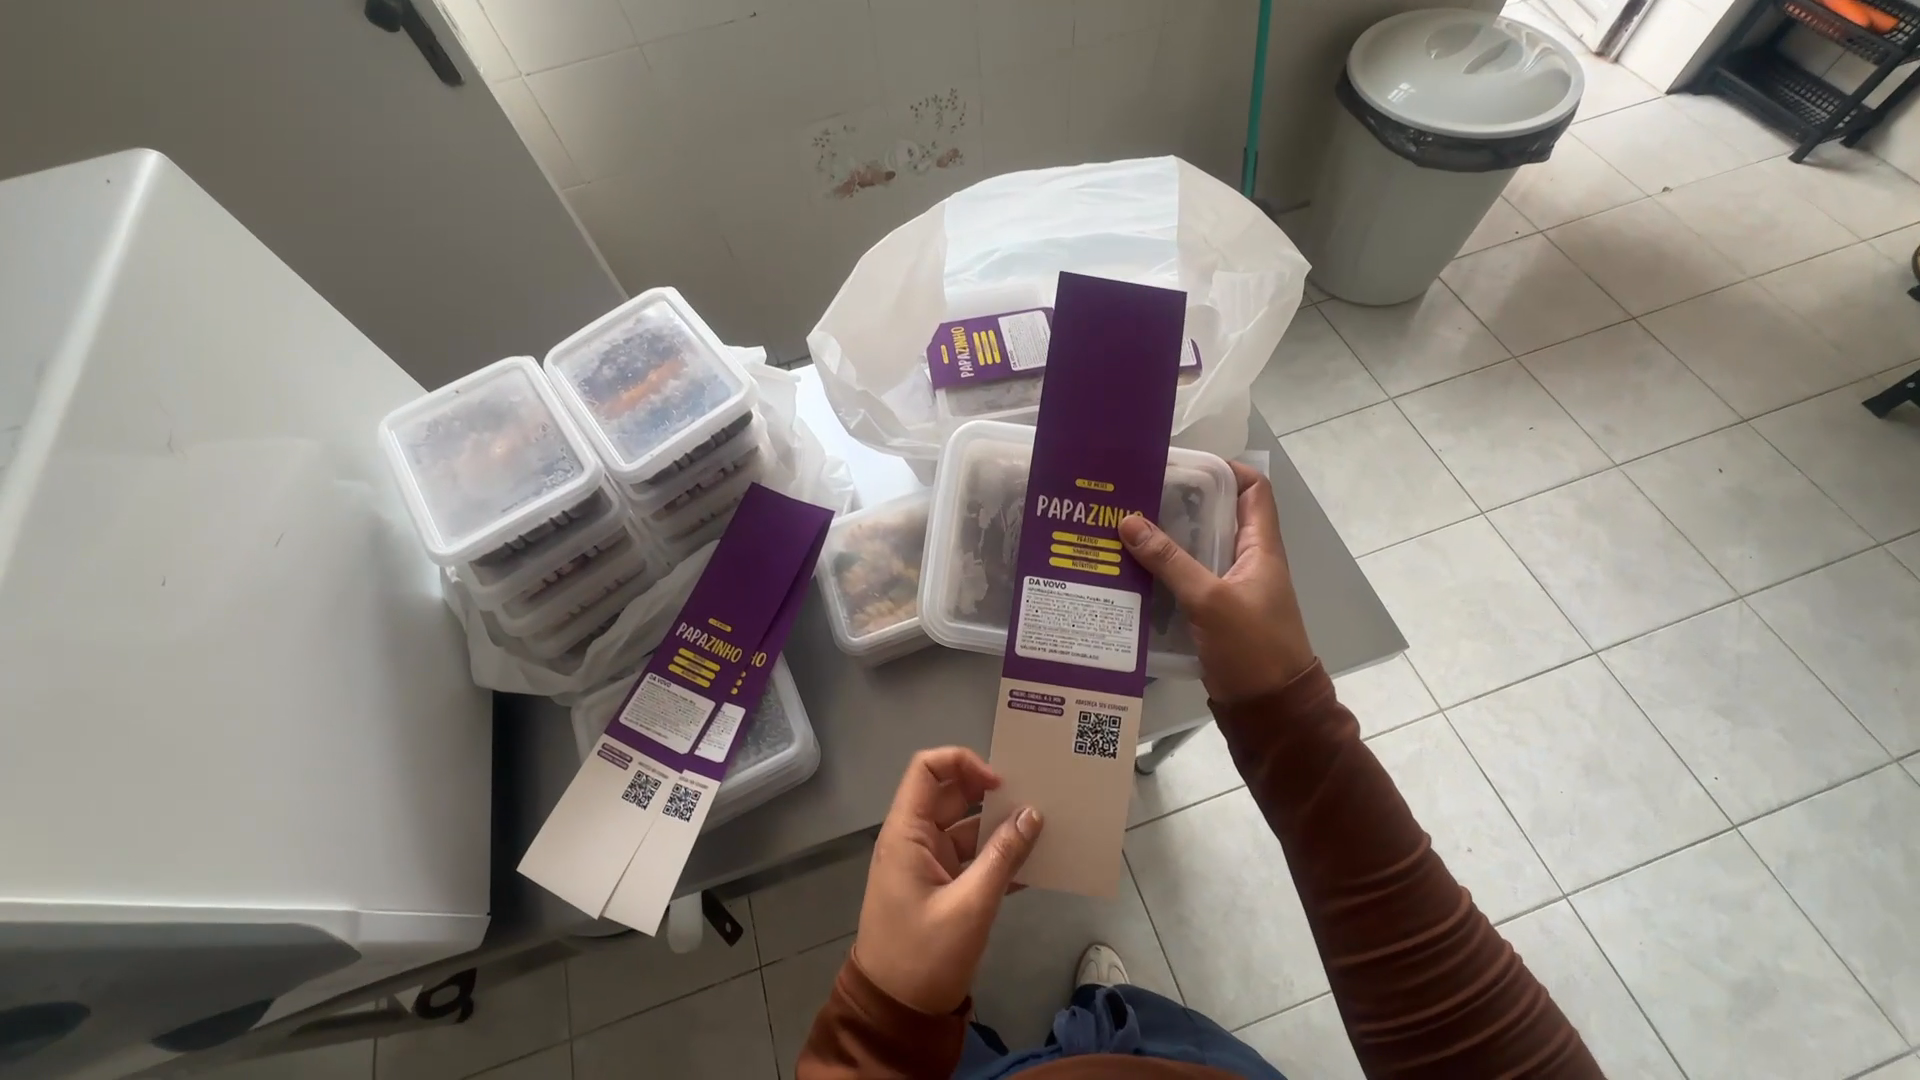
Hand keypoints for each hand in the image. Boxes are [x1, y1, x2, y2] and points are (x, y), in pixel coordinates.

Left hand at [852, 748, 1043, 1014]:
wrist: (895, 1014)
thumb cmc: (924, 955)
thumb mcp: (970, 905)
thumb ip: (1003, 856)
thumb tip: (1033, 813)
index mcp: (907, 832)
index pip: (927, 769)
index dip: (963, 763)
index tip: (999, 784)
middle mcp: (914, 838)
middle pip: (951, 794)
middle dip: (991, 793)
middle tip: (1034, 800)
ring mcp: (926, 862)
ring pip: (965, 826)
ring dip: (999, 829)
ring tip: (1043, 832)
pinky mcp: (939, 886)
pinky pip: (970, 857)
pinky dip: (996, 858)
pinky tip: (1032, 868)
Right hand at [1120, 461, 1312, 703]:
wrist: (1271, 710)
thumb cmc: (1252, 647)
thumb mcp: (1209, 599)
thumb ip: (1169, 560)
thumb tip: (1128, 520)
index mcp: (1261, 548)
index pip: (1254, 491)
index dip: (1226, 470)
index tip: (1183, 465)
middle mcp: (1247, 562)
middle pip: (1216, 518)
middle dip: (1180, 504)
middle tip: (1137, 495)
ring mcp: (1230, 589)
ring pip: (1196, 552)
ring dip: (1165, 541)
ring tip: (1123, 528)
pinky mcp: (1213, 614)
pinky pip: (1185, 582)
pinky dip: (1162, 574)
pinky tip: (1129, 572)